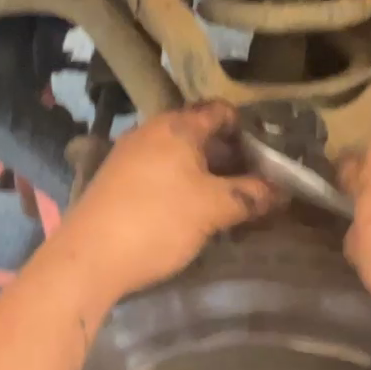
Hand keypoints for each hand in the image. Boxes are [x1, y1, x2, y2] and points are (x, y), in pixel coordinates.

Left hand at [51, 102, 282, 300]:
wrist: (88, 258)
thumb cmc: (157, 221)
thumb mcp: (213, 208)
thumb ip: (250, 194)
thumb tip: (283, 189)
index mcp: (176, 126)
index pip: (221, 111)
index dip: (249, 128)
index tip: (272, 153)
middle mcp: (152, 132)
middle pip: (202, 134)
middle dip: (232, 156)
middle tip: (260, 182)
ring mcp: (131, 156)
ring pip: (181, 156)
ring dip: (209, 174)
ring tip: (234, 201)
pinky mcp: (119, 182)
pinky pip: (162, 173)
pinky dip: (184, 185)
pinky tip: (197, 212)